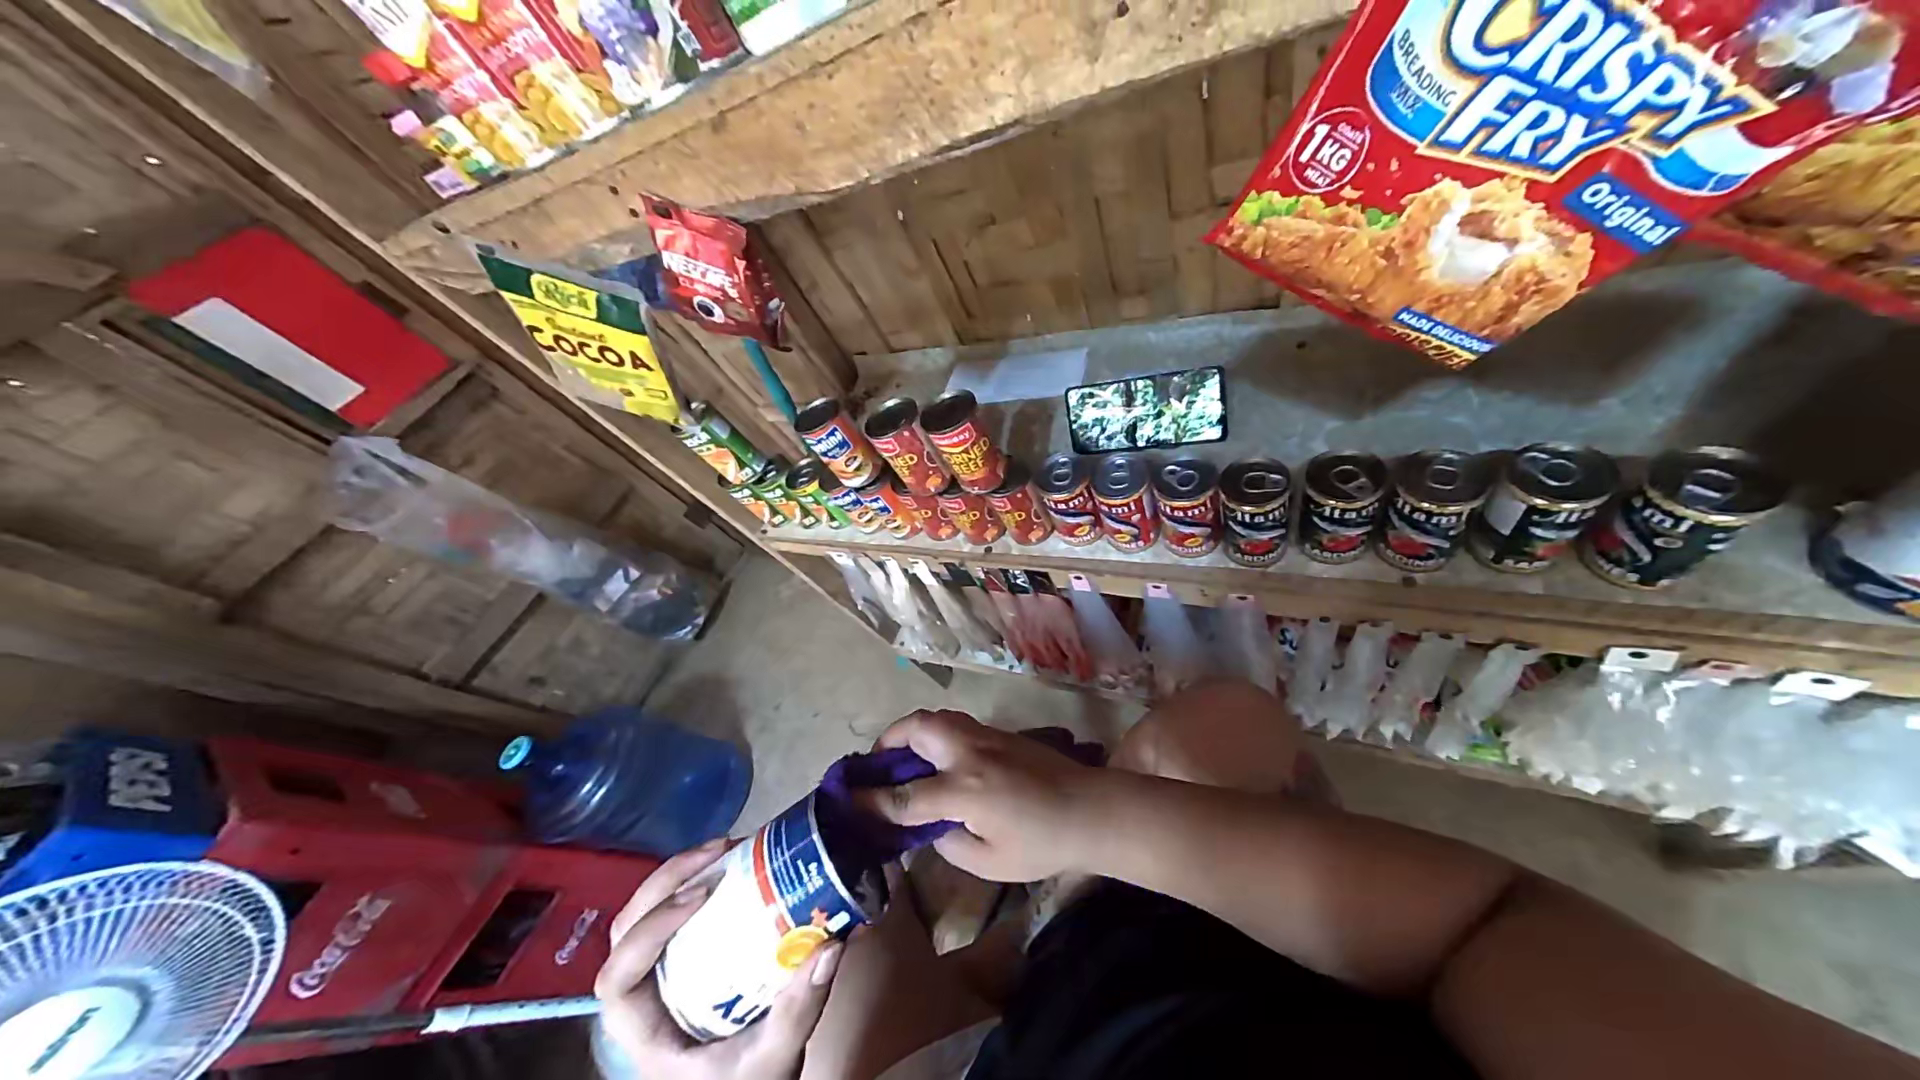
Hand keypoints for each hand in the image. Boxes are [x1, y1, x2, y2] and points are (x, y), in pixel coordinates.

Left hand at [595, 839, 844, 1079]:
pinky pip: (676, 913)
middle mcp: (642, 997)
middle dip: (667, 882)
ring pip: (646, 915)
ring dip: (680, 875)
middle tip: (719, 852)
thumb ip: (797, 1012)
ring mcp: (660, 974)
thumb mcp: (771, 1061)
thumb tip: (830, 946)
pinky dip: (698, 882)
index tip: (701, 895)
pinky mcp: (684, 960)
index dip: (650, 930)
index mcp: (644, 1031)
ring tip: (727, 847)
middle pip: (627, 930)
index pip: (617, 977)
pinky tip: (732, 864)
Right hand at [857, 709, 1103, 881]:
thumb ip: (950, 841)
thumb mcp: (990, 862)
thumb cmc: (1043, 844)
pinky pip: (955, 723)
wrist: (1092, 810)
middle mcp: (969, 754)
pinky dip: (934, 734)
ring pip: (936, 718)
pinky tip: (939, 759)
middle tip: (879, 764)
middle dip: (888, 742)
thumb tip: (931, 824)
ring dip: (911, 732)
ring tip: (905, 757)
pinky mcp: (1000, 733)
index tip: (850, 801)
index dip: (873, 802)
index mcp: (964, 790)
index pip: (905, 796)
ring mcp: (986, 737)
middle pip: (916, 729)